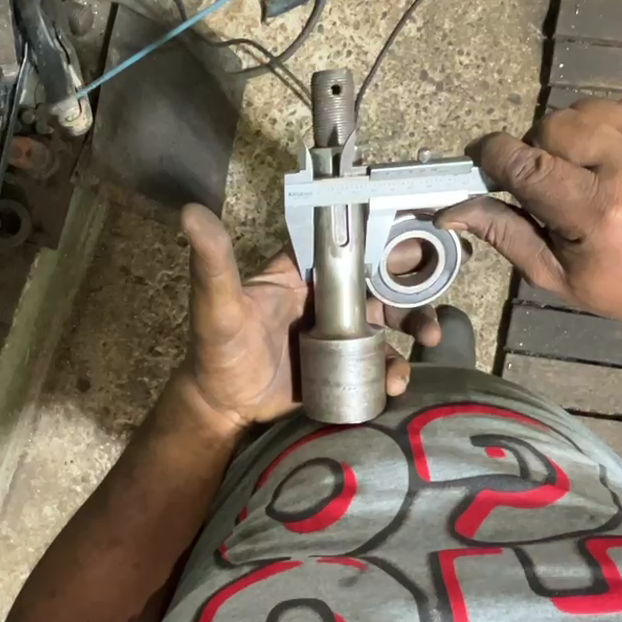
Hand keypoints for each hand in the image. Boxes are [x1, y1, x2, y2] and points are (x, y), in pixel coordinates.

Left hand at [177, 204, 439, 432]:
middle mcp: (326, 296)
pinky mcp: (347, 365)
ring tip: (427, 338)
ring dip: (416, 322)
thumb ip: (213, 263)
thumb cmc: (217, 351)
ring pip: (390, 318)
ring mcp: (340, 331)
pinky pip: (381, 361)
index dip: (384, 235)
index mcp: (302, 272)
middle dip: (412, 283)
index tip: (417, 236)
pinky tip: (395, 382)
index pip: (347, 242)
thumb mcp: (217, 305)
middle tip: (430, 288)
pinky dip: (395, 368)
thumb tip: (191, 213)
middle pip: (380, 278)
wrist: (225, 408)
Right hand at [438, 97, 621, 343]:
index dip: (494, 158)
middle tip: (541, 183)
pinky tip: (602, 157)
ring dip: (566, 135)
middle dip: (534, 149)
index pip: (526, 164)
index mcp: (597, 210)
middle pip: (552, 126)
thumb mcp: (556, 274)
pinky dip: (599, 125)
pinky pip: (619, 106)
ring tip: (573, 170)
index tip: (481, 163)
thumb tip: (454, 210)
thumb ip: (505, 234)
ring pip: (584, 110)